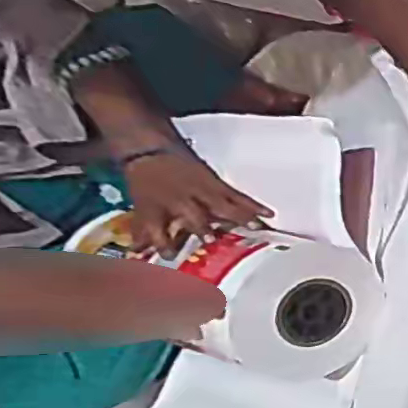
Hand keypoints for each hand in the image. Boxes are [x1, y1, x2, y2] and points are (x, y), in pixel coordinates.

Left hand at [122, 149, 272, 256]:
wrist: (153, 151)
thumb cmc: (147, 183)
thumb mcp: (140, 207)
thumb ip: (144, 232)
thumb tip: (138, 252)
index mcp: (156, 209)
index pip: (157, 231)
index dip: (163, 244)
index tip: (170, 256)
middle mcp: (181, 201)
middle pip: (194, 216)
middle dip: (202, 228)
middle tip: (213, 241)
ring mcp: (201, 192)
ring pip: (221, 205)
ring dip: (237, 217)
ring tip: (254, 228)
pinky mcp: (217, 186)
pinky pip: (238, 197)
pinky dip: (254, 206)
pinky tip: (269, 214)